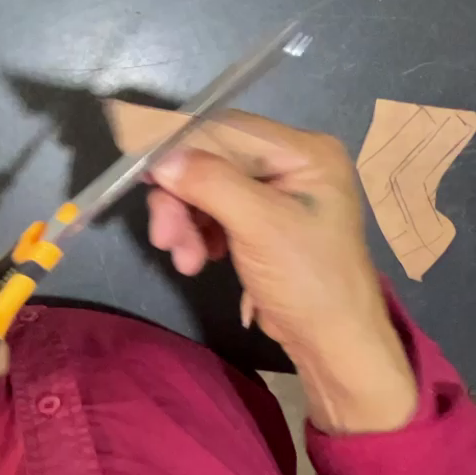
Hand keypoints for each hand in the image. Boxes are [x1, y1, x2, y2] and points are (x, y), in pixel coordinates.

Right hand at [146, 113, 417, 431]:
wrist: (333, 344)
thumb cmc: (309, 280)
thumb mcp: (260, 226)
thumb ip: (211, 184)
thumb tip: (160, 158)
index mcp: (305, 151)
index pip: (229, 130)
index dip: (181, 146)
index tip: (143, 171)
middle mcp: (291, 163)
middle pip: (213, 161)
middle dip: (183, 199)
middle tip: (163, 237)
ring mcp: (275, 193)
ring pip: (207, 188)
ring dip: (186, 222)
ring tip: (185, 261)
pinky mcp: (260, 221)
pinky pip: (214, 211)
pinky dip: (198, 234)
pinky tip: (199, 260)